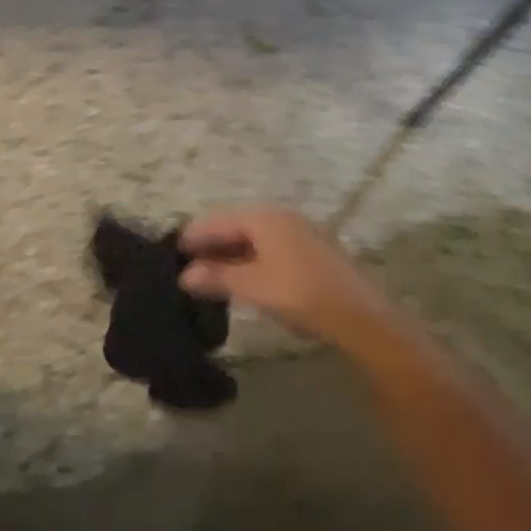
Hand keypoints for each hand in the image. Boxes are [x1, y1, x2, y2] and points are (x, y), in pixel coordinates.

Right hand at [177, 206, 390, 343]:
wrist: (360, 316)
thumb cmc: (300, 293)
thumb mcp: (251, 286)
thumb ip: (216, 277)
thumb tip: (185, 275)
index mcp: (260, 216)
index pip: (213, 222)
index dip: (190, 240)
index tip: (170, 258)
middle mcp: (277, 215)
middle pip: (232, 226)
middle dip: (210, 247)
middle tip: (188, 271)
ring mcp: (297, 231)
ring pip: (252, 238)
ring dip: (230, 255)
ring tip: (211, 278)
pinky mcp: (310, 249)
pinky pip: (268, 247)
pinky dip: (250, 259)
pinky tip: (243, 280)